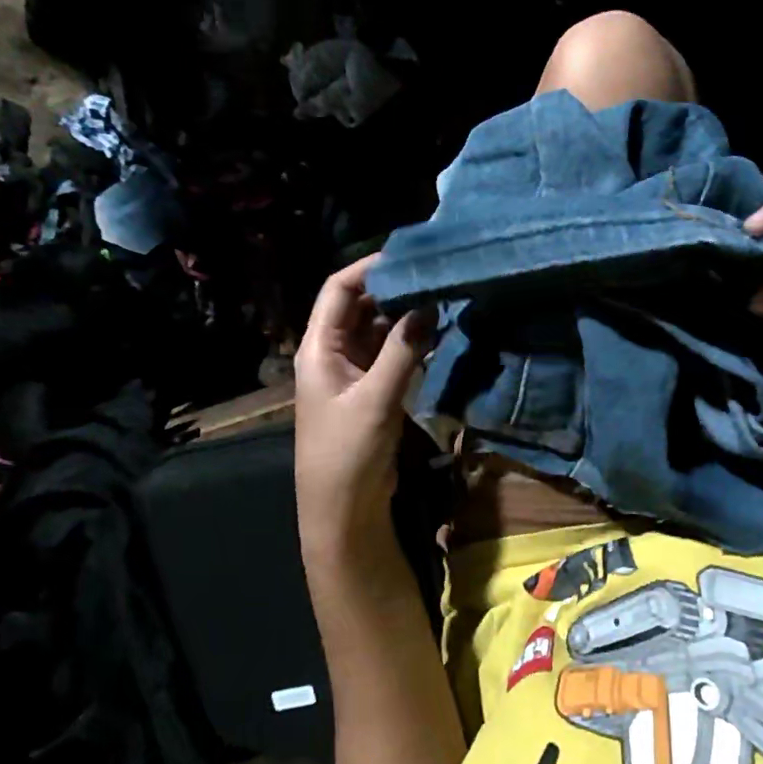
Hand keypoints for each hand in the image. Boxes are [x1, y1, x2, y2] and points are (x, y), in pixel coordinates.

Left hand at [294, 255, 429, 548]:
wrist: (343, 508)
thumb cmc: (348, 452)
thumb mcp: (376, 399)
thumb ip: (402, 351)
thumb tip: (428, 306)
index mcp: (319, 347)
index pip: (339, 290)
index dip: (369, 268)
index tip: (408, 256)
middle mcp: (334, 352)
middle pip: (361, 306)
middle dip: (395, 290)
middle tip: (435, 275)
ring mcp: (354, 371)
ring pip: (380, 329)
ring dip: (406, 316)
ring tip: (443, 298)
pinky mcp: (373, 390)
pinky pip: (392, 354)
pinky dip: (412, 342)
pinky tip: (439, 333)